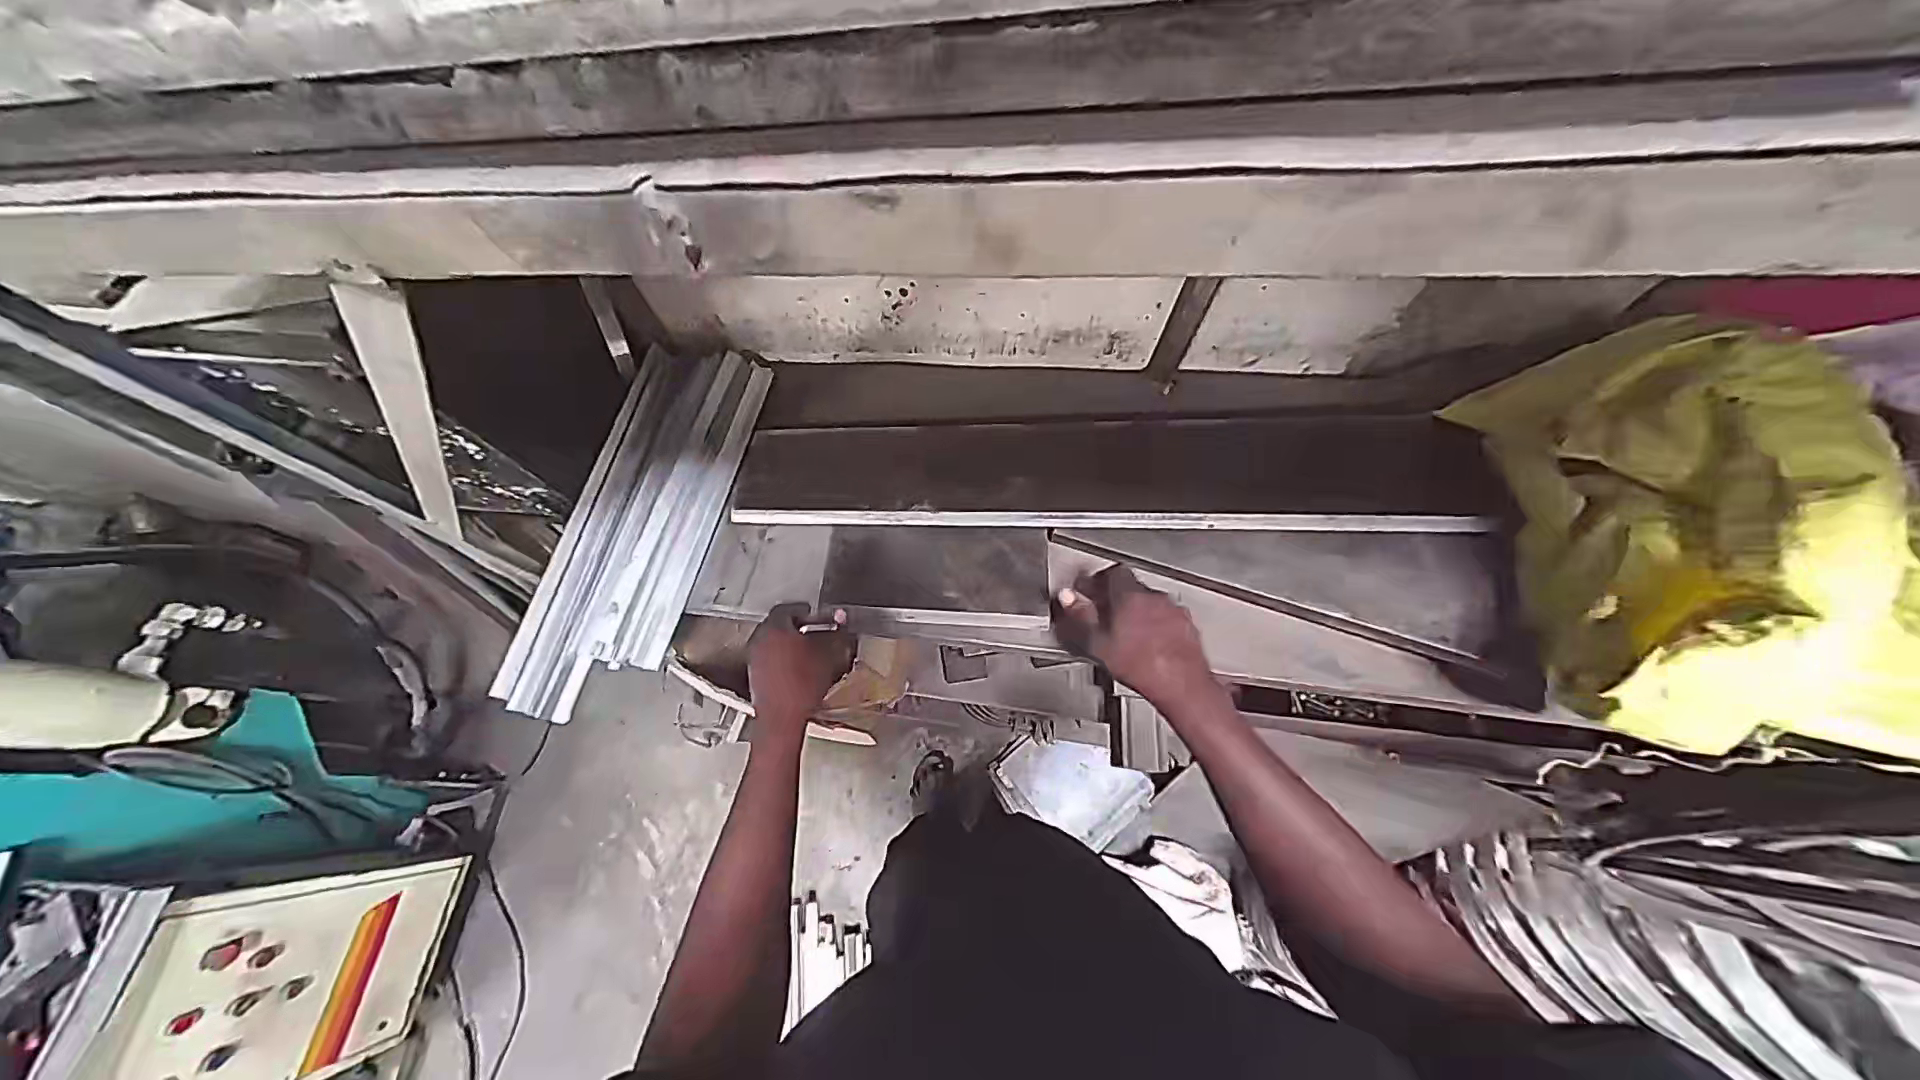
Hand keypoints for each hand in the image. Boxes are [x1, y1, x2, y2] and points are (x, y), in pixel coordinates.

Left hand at [747, 603, 854, 734]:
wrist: (783, 718)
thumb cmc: (804, 682)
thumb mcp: (829, 654)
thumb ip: (838, 633)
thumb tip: (843, 623)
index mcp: (775, 627)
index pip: (790, 609)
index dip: (809, 612)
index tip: (820, 616)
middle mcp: (760, 640)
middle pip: (781, 625)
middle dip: (800, 627)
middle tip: (818, 631)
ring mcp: (755, 659)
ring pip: (775, 643)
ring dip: (792, 644)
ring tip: (812, 652)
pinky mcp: (755, 677)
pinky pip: (771, 659)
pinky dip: (784, 659)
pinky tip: (800, 669)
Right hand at [1053, 565, 1219, 705]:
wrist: (1182, 685)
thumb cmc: (1143, 666)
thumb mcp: (1097, 644)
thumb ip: (1078, 617)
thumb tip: (1067, 599)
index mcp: (1129, 596)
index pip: (1110, 573)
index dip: (1095, 581)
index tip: (1087, 590)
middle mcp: (1153, 597)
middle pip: (1129, 586)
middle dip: (1114, 597)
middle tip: (1101, 612)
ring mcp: (1173, 610)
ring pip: (1148, 602)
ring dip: (1135, 612)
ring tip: (1123, 633)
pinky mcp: (1186, 625)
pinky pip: (1165, 616)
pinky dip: (1153, 624)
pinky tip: (1146, 644)